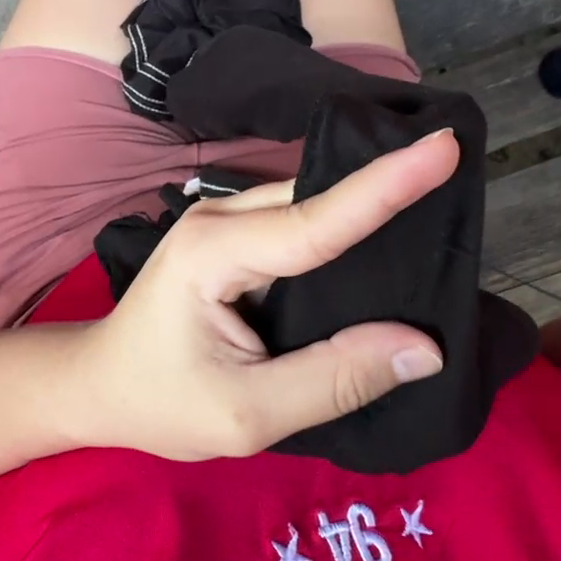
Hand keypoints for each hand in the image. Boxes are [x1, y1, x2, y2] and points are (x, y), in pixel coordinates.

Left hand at [70, 129, 455, 460]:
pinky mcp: (232, 234)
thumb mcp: (247, 414)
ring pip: (308, 202)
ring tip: (436, 204)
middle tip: (461, 172)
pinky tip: (380, 237)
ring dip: (364, 202)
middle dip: (385, 182)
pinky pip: (297, 219)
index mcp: (216, 253)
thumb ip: (333, 380)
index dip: (385, 183)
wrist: (99, 382)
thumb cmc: (161, 401)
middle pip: (316, 197)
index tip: (445, 145)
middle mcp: (220, 219)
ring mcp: (222, 220)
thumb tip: (422, 346)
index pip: (316, 218)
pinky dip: (340, 224)